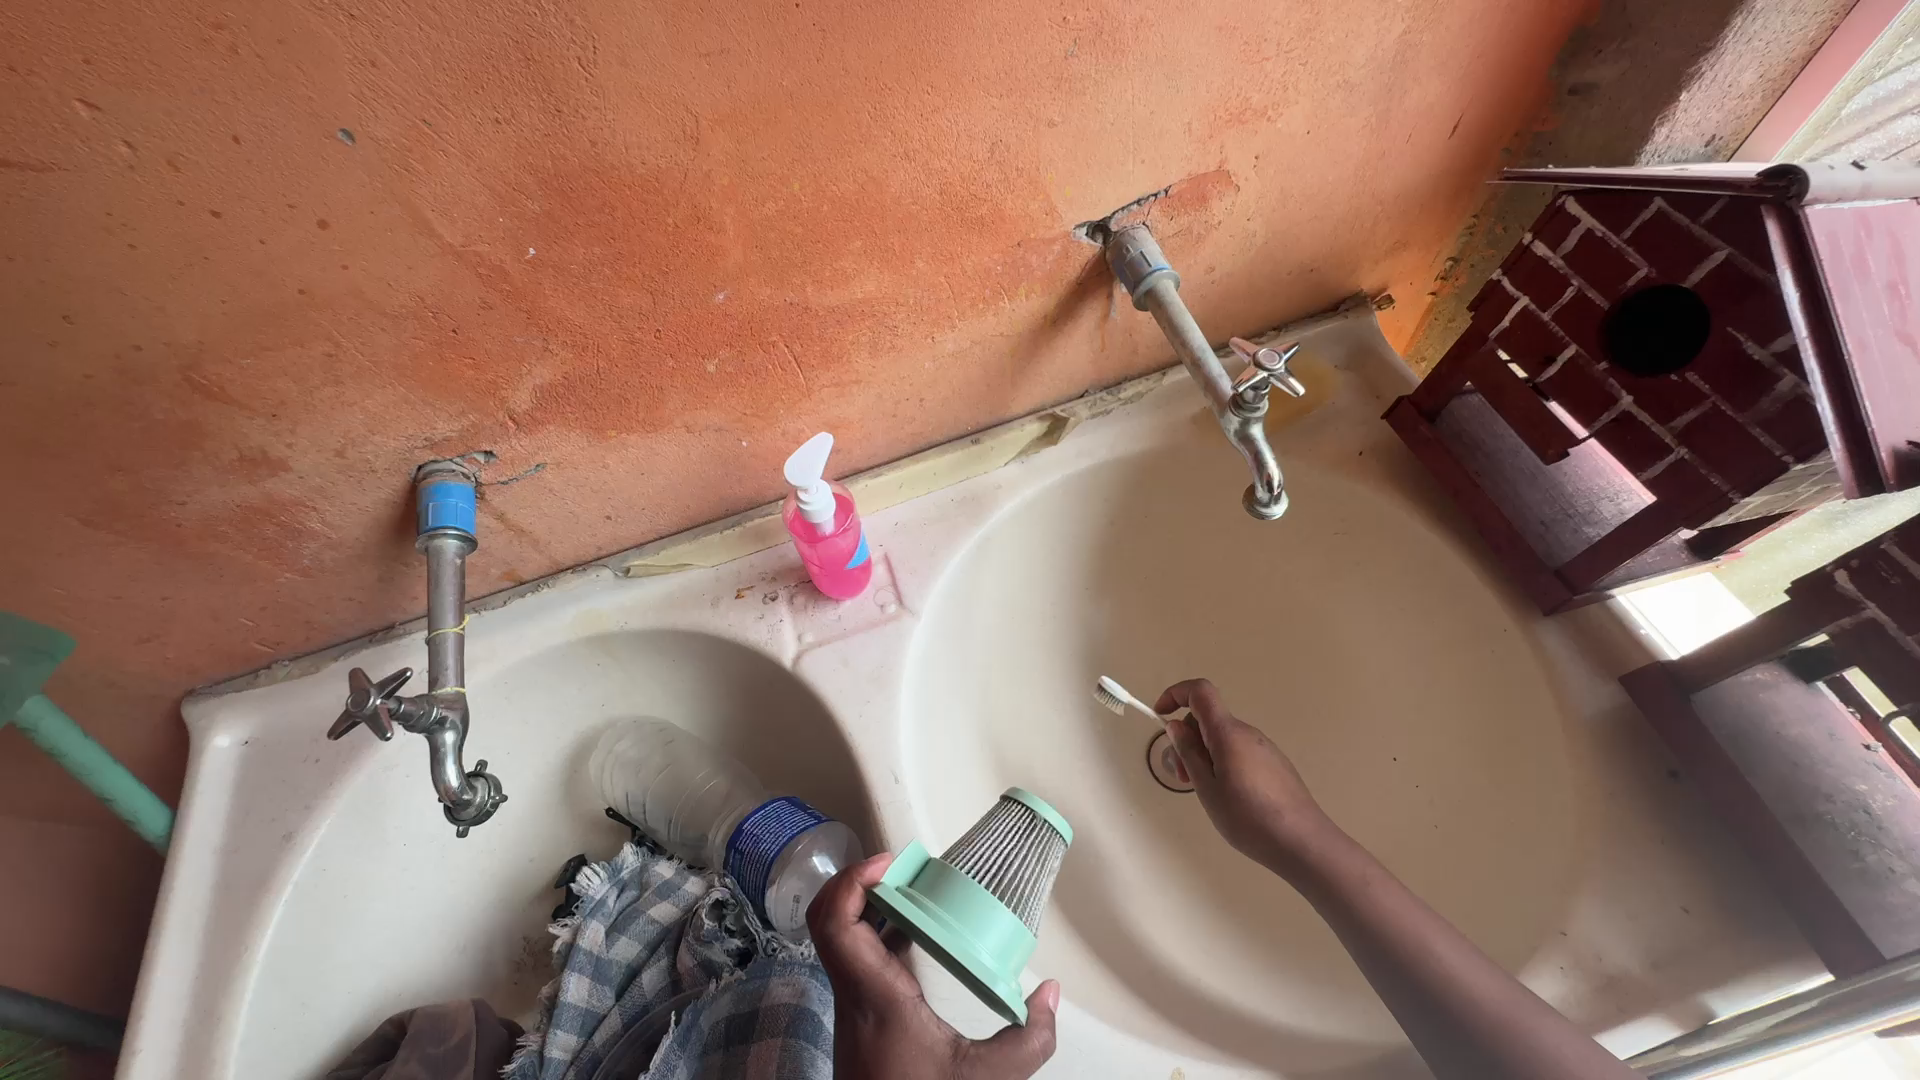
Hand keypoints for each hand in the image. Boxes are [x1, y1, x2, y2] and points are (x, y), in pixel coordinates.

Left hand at [808, 853, 1060, 1079]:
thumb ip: (1028, 1040)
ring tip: (914, 887)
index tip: (889, 862)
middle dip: (861, 880)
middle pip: (830, 918)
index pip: (835, 923)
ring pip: (844, 935)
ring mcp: (854, 1003)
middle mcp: (854, 994)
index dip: (852, 880)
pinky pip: (861, 956)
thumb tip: (1049, 994)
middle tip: (903, 866)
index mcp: (873, 997)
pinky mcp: (862, 1013)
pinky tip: (917, 930)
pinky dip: (881, 931)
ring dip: (871, 904)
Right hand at [1156, 678, 1334, 873]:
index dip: (1176, 694)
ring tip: (1205, 793)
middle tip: (1183, 778)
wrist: (1304, 843)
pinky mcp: (1274, 765)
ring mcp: (1264, 749)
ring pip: (1223, 739)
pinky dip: (1222, 764)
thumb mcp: (1207, 787)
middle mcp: (1247, 733)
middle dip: (1187, 740)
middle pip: (1208, 719)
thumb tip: (1176, 725)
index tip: (1161, 716)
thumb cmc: (1248, 817)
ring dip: (1204, 756)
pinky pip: (1239, 752)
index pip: (1200, 691)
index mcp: (1228, 733)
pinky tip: (1229, 798)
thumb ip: (1189, 752)